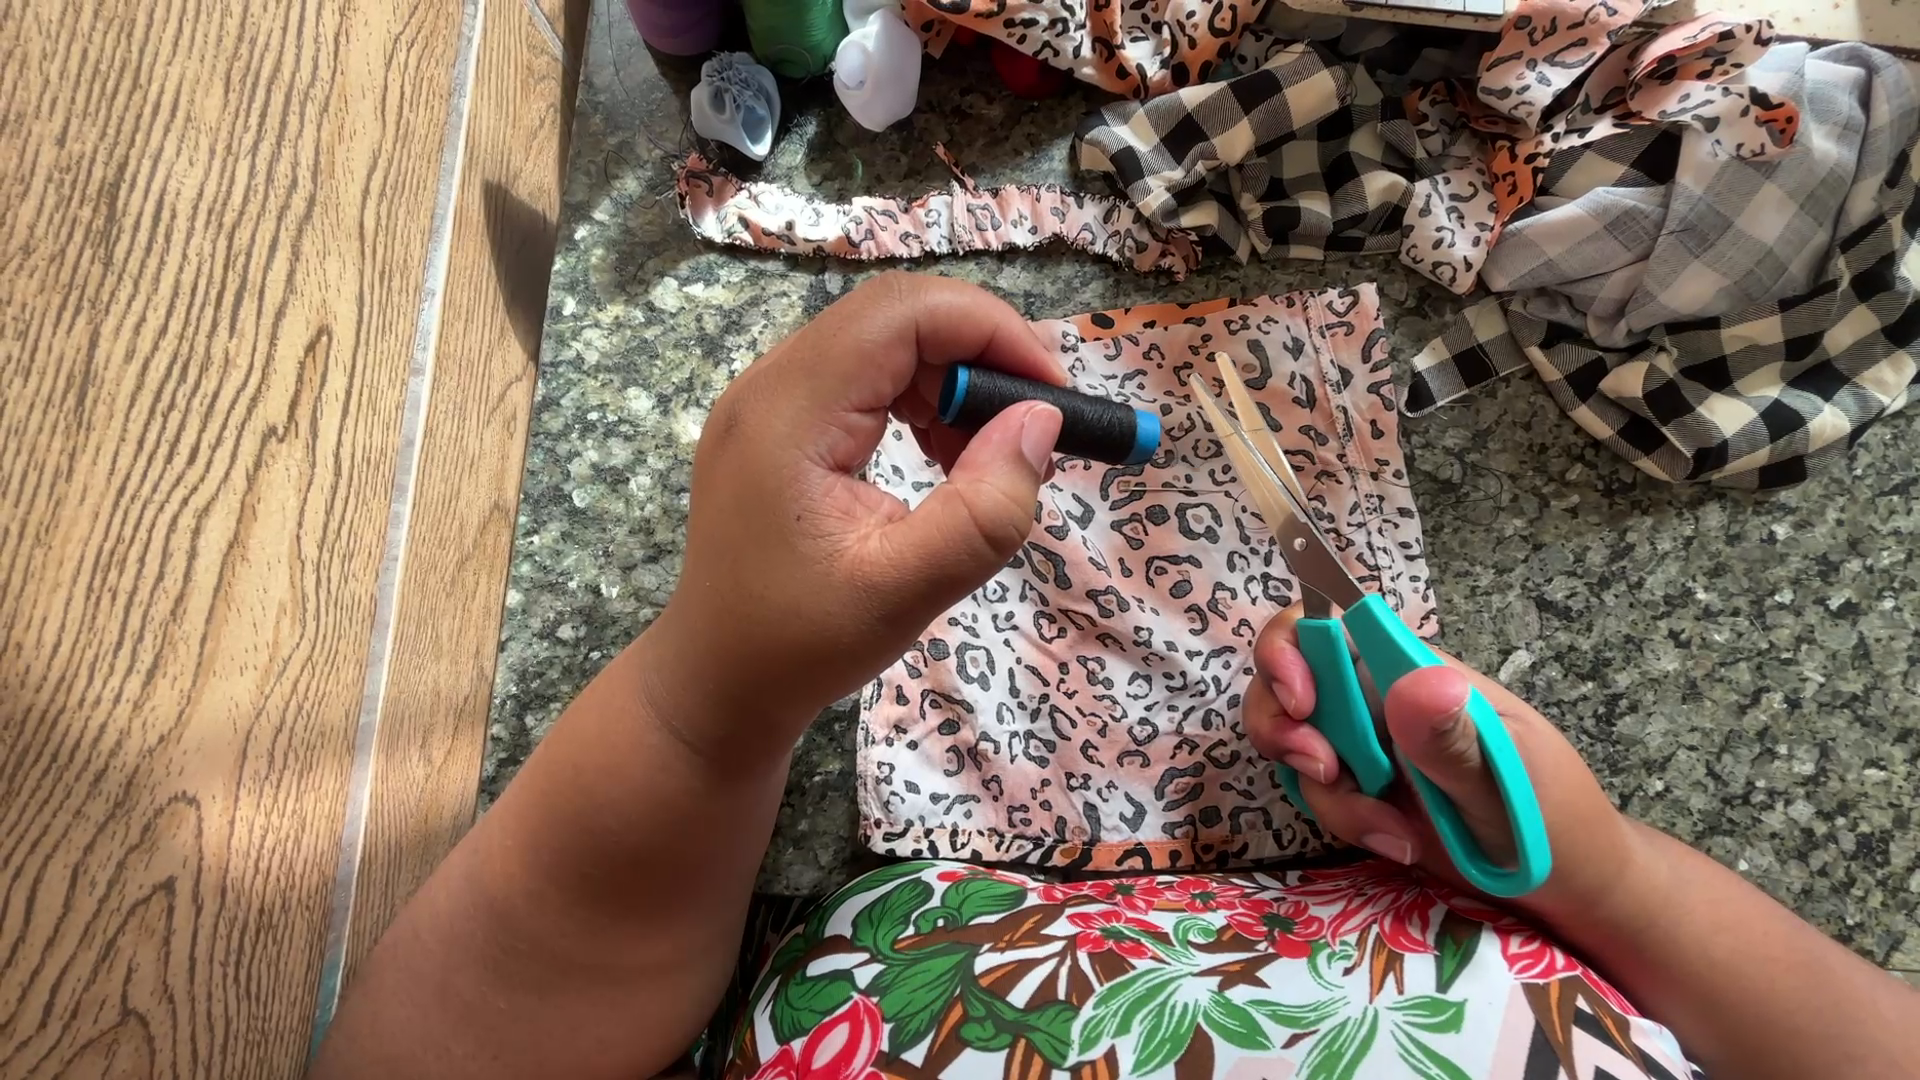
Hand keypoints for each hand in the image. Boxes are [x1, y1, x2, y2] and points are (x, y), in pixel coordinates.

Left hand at [646, 273, 1064, 763]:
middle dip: (979, 351)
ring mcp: (770, 400)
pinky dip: (920, 401)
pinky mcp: (781, 423)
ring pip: (882, 342)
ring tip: (988, 451)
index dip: (991, 331)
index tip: (1054, 393)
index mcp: (788, 414)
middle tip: (1036, 418)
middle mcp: (770, 385)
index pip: (901, 315)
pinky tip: (943, 456)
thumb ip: (984, 510)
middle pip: (893, 316)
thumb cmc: (800, 645)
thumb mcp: (905, 591)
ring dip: (951, 379)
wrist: (718, 679)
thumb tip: (1040, 421)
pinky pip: (864, 378)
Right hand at [1243, 604, 1645, 925]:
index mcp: (1406, 669)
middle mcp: (1369, 695)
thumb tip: (1417, 680)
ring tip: (1384, 826)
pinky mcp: (1350, 784)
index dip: (1288, 648)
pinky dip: (1341, 818)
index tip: (1300, 701)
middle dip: (1280, 725)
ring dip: (1323, 788)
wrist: (1567, 883)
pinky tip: (1393, 840)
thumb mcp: (1508, 779)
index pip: (1325, 625)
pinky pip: (1310, 789)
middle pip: (1281, 680)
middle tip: (1324, 770)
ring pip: (1289, 740)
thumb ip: (1452, 738)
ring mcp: (1356, 739)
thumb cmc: (1551, 815)